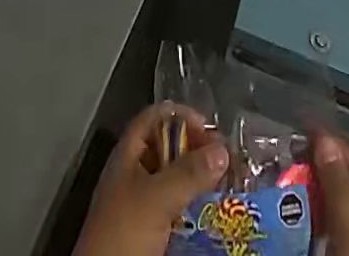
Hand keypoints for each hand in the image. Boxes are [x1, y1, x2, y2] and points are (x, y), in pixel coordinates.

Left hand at [73, 102, 227, 255]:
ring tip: (225, 178)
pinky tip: (214, 204)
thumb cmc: (123, 233)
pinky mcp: (151, 226)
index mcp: (127, 156)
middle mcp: (135, 173)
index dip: (179, 114)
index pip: (154, 117)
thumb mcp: (156, 198)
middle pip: (168, 145)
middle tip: (222, 155)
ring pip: (176, 175)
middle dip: (197, 146)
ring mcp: (142, 201)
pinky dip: (196, 200)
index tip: (206, 126)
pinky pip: (178, 203)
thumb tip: (223, 150)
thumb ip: (189, 172)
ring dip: (200, 174)